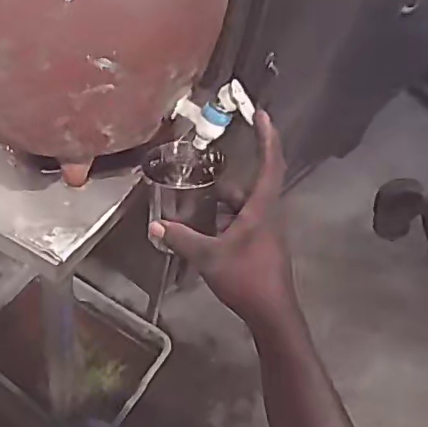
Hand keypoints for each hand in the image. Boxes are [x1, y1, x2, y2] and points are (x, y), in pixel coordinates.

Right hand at [151, 110, 298, 328]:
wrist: (272, 312)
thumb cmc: (247, 278)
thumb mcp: (209, 256)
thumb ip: (181, 238)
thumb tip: (155, 225)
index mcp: (263, 207)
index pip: (270, 162)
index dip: (267, 136)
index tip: (261, 114)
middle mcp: (269, 212)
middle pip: (256, 179)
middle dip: (239, 163)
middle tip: (216, 150)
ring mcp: (267, 229)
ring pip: (246, 201)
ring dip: (226, 194)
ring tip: (200, 188)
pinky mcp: (262, 242)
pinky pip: (243, 217)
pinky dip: (226, 213)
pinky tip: (205, 221)